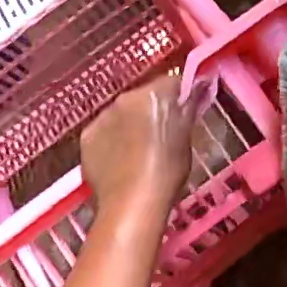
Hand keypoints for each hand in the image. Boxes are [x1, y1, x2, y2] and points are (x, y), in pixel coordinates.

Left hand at [81, 73, 201, 220]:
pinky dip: (113, 140)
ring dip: (132, 124)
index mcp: (153, 94)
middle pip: (145, 96)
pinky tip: (122, 160)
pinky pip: (105, 131)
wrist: (132, 204)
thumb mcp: (186, 137)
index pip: (173, 82)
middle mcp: (124, 98)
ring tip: (141, 151)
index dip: (182, 95)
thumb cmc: (168, 171)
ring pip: (123, 114)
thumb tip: (199, 84)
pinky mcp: (86, 136)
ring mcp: (102, 117)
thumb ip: (190, 106)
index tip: (187, 112)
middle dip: (154, 109)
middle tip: (164, 135)